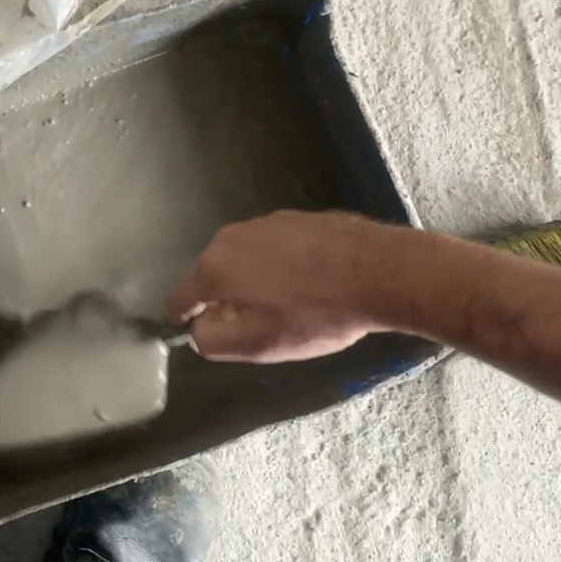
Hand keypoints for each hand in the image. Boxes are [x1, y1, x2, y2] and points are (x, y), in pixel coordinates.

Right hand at [167, 211, 391, 362]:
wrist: (381, 271)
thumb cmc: (316, 314)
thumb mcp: (260, 344)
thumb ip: (213, 341)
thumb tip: (197, 331)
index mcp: (213, 269)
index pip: (179, 297)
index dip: (185, 319)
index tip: (202, 332)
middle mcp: (228, 238)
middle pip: (210, 275)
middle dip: (222, 298)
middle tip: (254, 322)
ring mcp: (261, 222)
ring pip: (241, 258)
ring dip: (250, 279)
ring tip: (285, 301)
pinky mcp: (293, 217)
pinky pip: (271, 246)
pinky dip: (278, 263)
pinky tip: (308, 280)